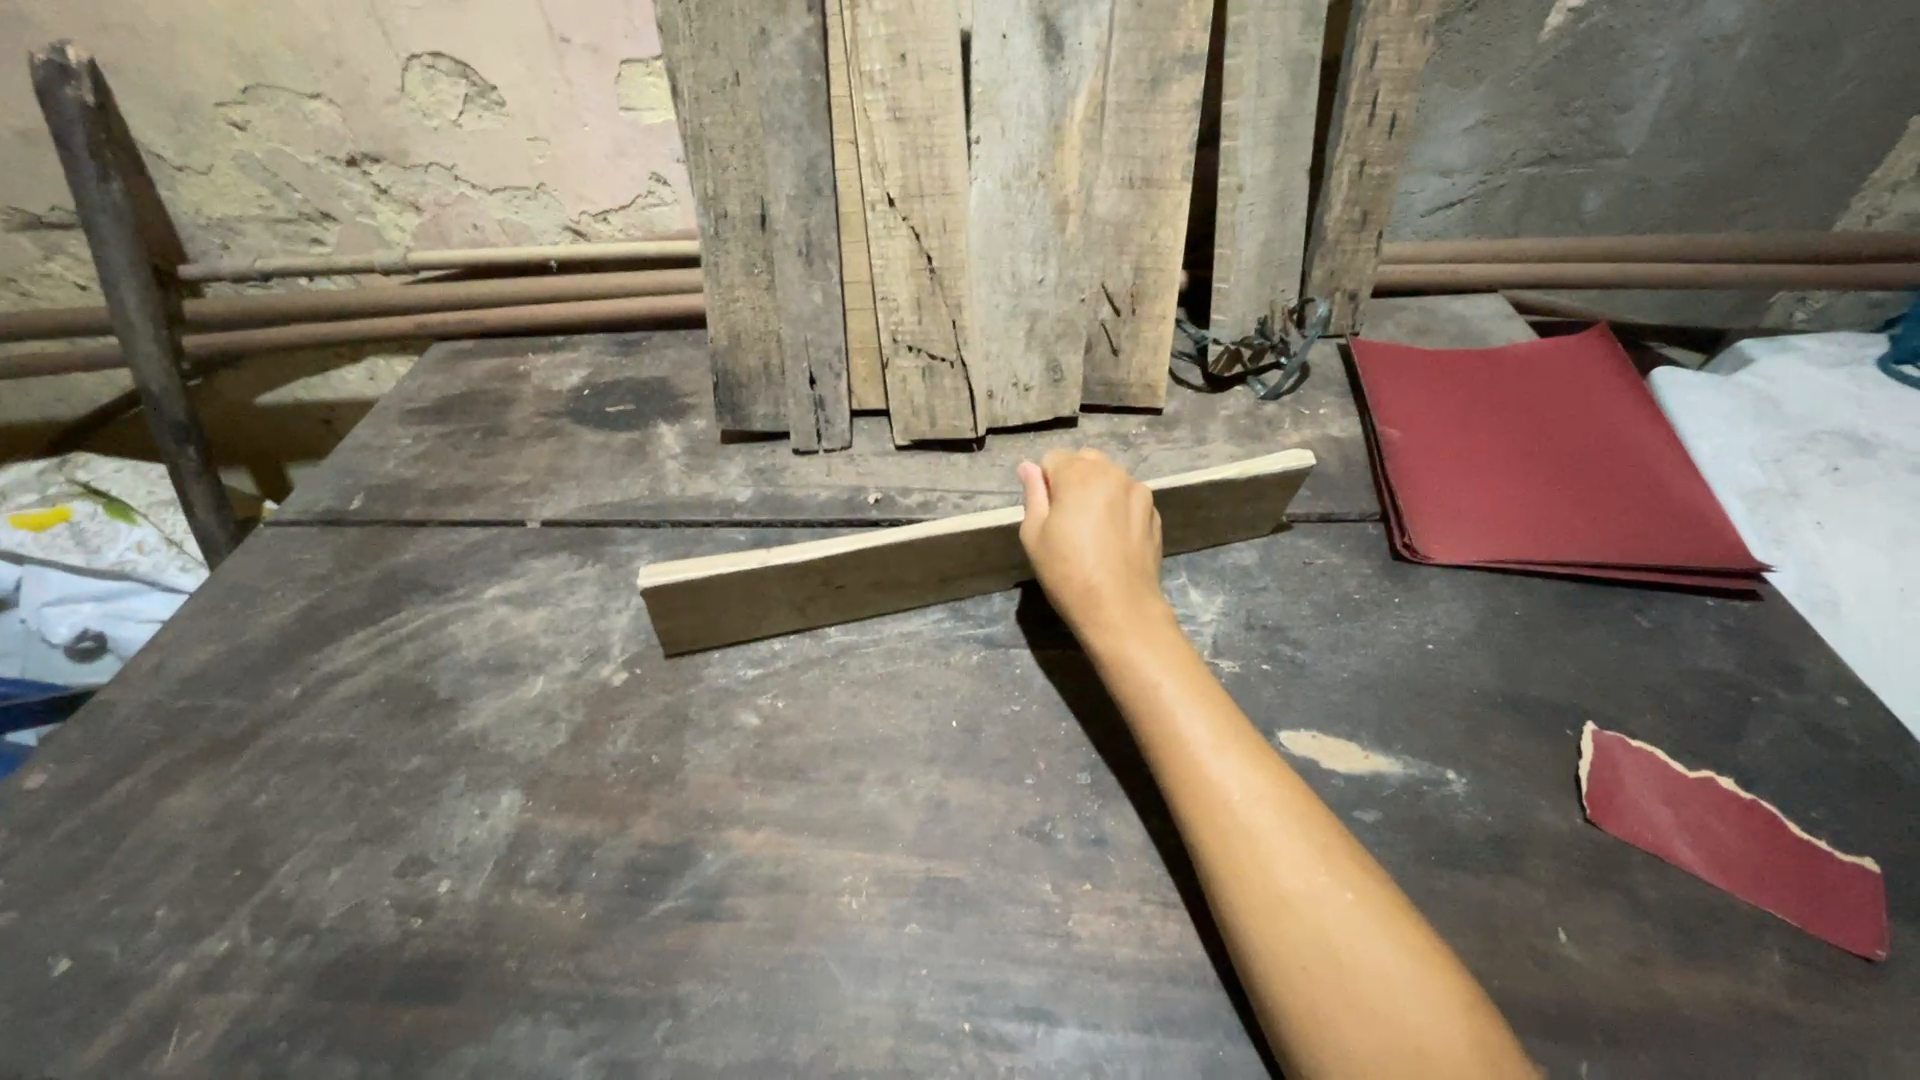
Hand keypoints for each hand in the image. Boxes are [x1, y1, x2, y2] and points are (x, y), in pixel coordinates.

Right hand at [1017, 449, 1171, 640]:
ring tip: (1093, 531)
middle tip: (1068, 519)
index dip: (1045, 483)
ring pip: (1109, 477)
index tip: (1047, 514)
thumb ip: (1033, 494)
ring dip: (1097, 491)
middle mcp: (1113, 473)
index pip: (1053, 458)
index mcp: (1079, 474)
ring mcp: (1139, 491)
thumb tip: (1028, 467)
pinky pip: (1128, 498)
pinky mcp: (1154, 512)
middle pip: (1085, 460)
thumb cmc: (1067, 573)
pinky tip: (1113, 539)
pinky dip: (1117, 507)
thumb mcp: (1034, 535)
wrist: (1120, 608)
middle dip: (1073, 480)